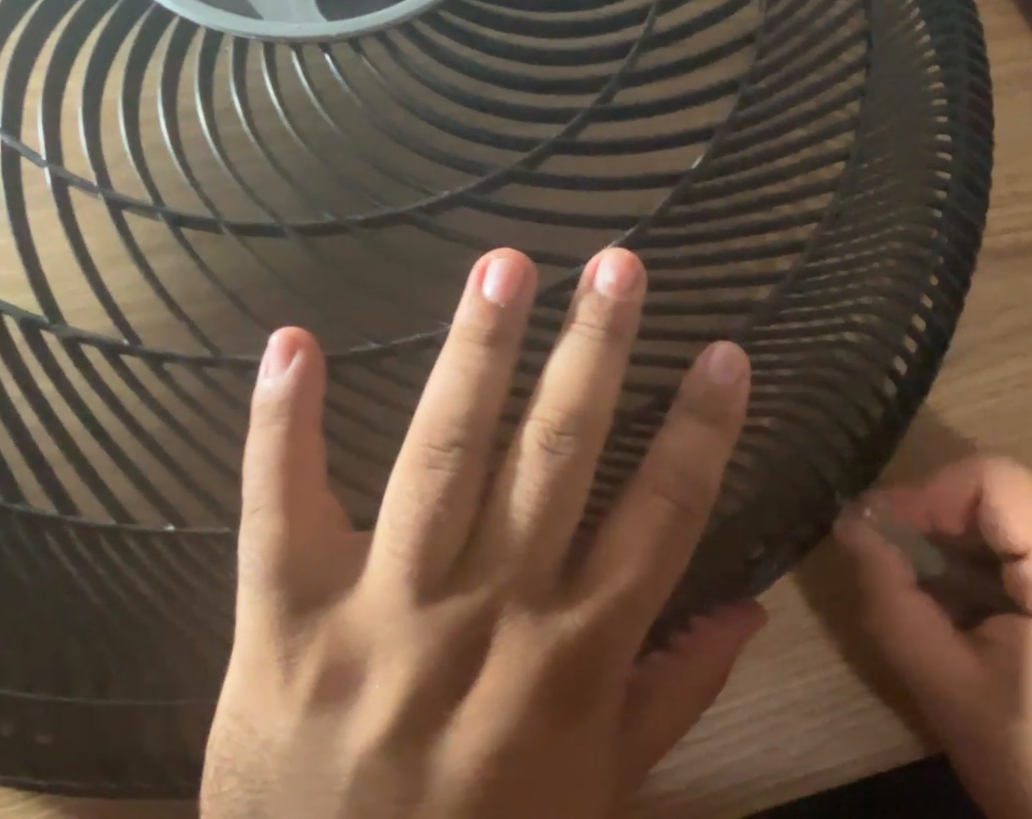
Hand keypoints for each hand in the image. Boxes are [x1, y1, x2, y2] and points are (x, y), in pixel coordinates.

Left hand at [202, 248, 766, 818]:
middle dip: (593, 353)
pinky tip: (293, 341)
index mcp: (573, 659)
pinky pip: (279, 509)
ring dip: (474, 356)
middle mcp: (488, 616)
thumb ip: (676, 693)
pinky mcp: (284, 622)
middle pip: (553, 460)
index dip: (699, 430)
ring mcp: (381, 613)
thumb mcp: (604, 790)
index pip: (660, 517)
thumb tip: (752, 608)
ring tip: (504, 268)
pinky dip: (283, 425)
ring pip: (438, 460)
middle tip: (618, 264)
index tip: (724, 349)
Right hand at [834, 456, 1031, 818]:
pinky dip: (1025, 562)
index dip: (925, 495)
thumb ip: (891, 596)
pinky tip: (1003, 614)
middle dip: (950, 522)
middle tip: (905, 570)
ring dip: (984, 543)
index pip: (993, 475)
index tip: (881, 537)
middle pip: (1020, 493)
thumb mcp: (948, 690)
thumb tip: (851, 523)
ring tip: (950, 598)